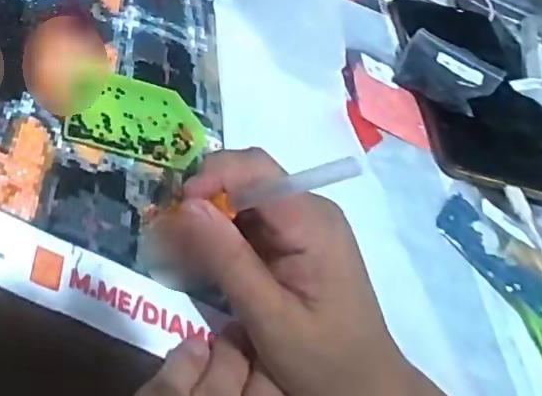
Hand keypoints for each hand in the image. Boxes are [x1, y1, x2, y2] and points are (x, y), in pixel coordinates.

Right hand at [150, 148, 439, 395]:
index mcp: (312, 220)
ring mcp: (300, 220)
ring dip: (208, 215)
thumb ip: (228, 260)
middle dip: (204, 195)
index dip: (211, 176)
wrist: (369, 395)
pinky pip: (247, 216)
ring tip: (180, 248)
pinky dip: (220, 232)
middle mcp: (307, 207)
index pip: (254, 169)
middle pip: (244, 176)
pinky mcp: (291, 236)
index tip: (178, 208)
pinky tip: (203, 259)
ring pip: (240, 194)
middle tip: (172, 230)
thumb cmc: (325, 363)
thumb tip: (186, 204)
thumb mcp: (271, 320)